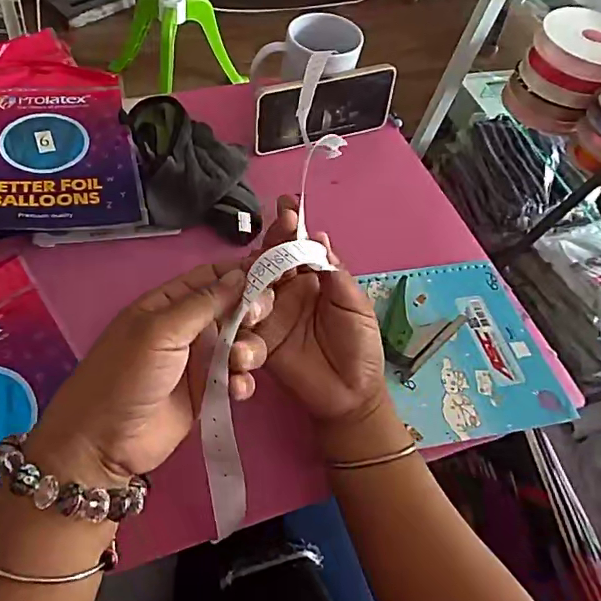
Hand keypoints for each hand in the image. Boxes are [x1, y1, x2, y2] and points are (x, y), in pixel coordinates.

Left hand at [31, 263, 267, 484]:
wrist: (103, 444)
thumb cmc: (125, 377)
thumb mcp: (161, 331)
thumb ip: (204, 302)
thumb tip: (241, 274)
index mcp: (169, 303)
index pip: (212, 277)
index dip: (242, 272)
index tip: (274, 273)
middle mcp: (187, 327)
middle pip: (233, 308)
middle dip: (252, 311)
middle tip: (258, 320)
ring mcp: (198, 361)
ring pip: (240, 342)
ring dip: (249, 348)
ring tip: (239, 363)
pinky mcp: (207, 392)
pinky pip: (236, 377)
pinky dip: (243, 380)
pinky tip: (236, 389)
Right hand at [248, 196, 387, 428]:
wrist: (353, 394)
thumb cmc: (360, 346)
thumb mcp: (355, 306)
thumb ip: (335, 275)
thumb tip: (319, 236)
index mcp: (310, 280)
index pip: (296, 248)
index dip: (290, 227)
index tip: (285, 205)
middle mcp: (285, 293)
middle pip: (269, 264)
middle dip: (269, 247)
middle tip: (273, 235)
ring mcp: (269, 318)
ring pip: (251, 292)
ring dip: (251, 280)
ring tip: (257, 270)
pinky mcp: (259, 345)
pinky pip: (244, 331)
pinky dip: (240, 326)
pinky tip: (243, 319)